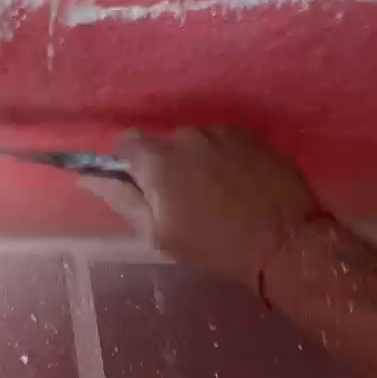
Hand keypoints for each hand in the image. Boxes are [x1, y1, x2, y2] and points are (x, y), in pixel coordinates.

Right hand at [85, 126, 321, 287]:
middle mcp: (184, 135)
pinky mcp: (249, 135)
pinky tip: (241, 183)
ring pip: (195, 142)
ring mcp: (219, 131)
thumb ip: (121, 199)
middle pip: (163, 143)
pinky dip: (225, 157)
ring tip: (220, 191)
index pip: (126, 142)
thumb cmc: (216, 245)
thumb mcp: (160, 233)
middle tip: (186, 197)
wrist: (289, 246)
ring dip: (198, 160)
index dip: (130, 162)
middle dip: (168, 165)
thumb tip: (87, 176)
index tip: (143, 185)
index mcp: (157, 160)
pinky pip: (224, 141)